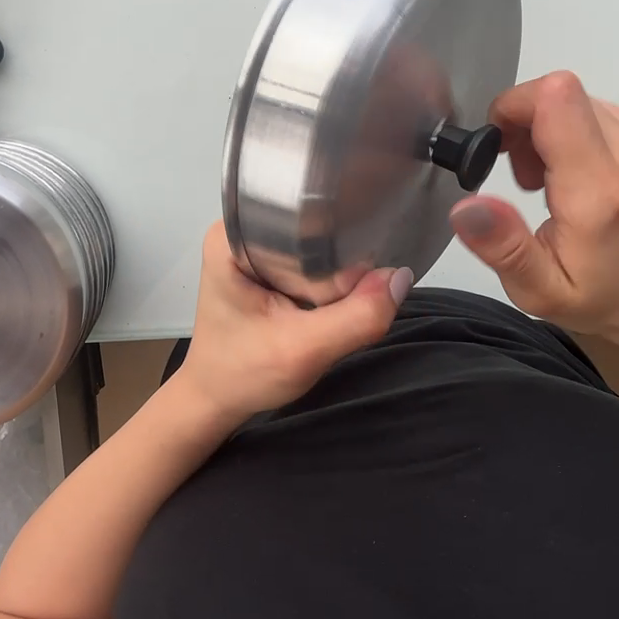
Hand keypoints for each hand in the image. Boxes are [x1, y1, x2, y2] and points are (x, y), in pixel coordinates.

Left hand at [171, 223, 411, 425]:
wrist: (216, 401)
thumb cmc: (244, 374)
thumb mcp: (303, 351)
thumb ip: (355, 318)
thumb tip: (402, 277)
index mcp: (231, 235)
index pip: (302, 218)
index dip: (339, 242)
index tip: (366, 269)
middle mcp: (240, 231)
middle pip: (312, 230)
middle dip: (341, 261)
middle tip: (359, 292)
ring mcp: (253, 250)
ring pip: (316, 249)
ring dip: (339, 274)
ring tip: (353, 296)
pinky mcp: (267, 270)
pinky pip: (311, 264)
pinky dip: (331, 284)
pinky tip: (342, 299)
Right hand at [448, 72, 618, 370]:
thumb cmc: (612, 302)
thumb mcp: (541, 293)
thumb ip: (503, 247)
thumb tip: (466, 207)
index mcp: (603, 196)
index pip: (557, 97)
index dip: (516, 106)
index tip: (502, 143)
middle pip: (566, 97)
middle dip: (532, 128)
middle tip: (532, 183)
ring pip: (589, 104)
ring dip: (562, 134)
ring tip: (564, 186)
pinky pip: (616, 115)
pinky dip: (593, 139)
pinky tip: (598, 180)